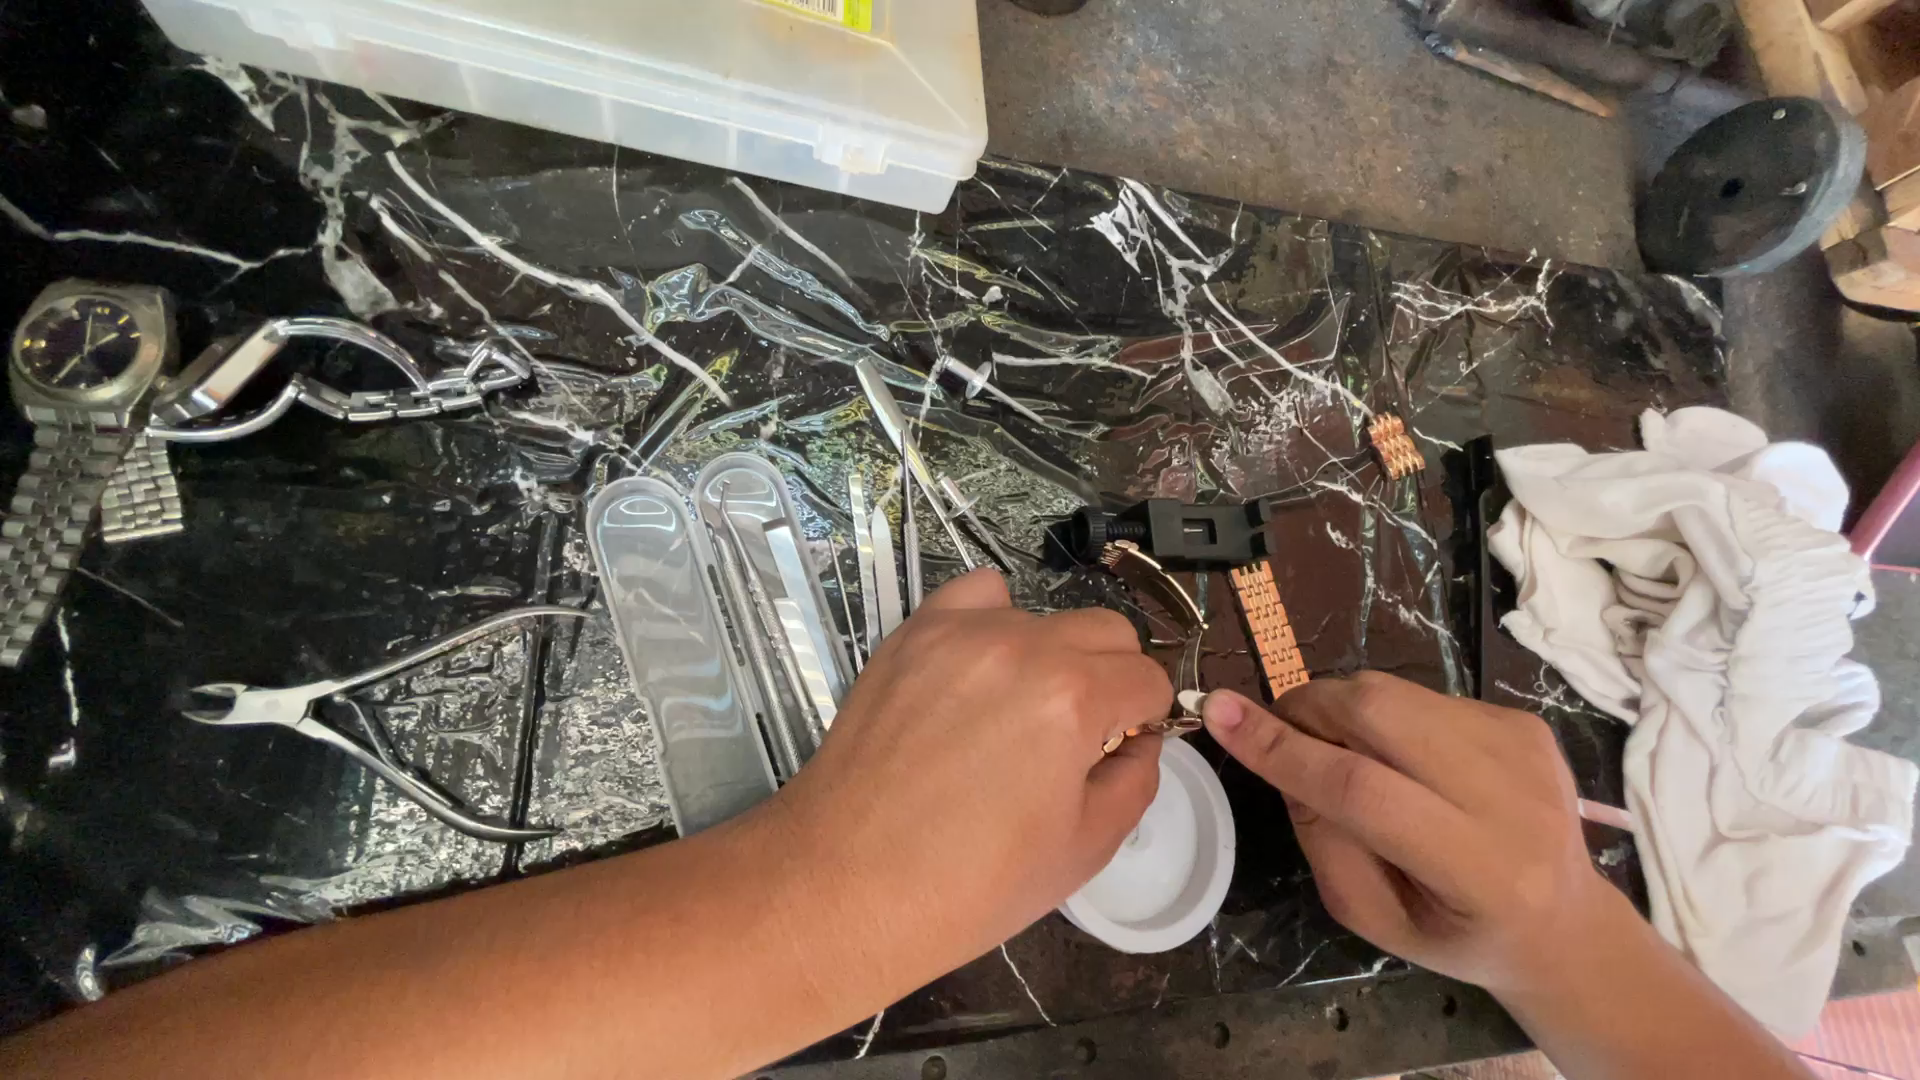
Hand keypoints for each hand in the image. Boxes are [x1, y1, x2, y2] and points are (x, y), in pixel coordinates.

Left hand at [756, 569, 1171, 975]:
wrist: (848, 880)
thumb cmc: (972, 882)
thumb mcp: (1084, 849)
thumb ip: (1136, 779)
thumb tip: (1139, 737)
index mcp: (1074, 697)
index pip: (1147, 677)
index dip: (1145, 717)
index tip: (1118, 746)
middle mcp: (1022, 646)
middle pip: (1106, 631)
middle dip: (1111, 677)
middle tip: (1077, 731)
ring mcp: (961, 631)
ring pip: (1043, 616)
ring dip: (1050, 656)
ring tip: (1013, 709)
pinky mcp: (914, 632)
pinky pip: (976, 594)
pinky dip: (993, 619)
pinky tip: (978, 665)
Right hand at [1202, 673, 1629, 995]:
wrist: (1563, 922)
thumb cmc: (1450, 930)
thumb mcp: (1366, 912)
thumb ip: (1317, 832)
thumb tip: (1271, 744)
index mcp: (1480, 871)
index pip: (1361, 790)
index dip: (1282, 748)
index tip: (1218, 711)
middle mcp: (1513, 800)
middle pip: (1378, 713)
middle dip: (1308, 709)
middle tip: (1286, 733)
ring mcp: (1524, 749)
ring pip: (1390, 689)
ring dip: (1339, 708)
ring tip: (1346, 750)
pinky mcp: (1524, 720)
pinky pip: (1416, 691)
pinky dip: (1382, 714)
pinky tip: (1401, 755)